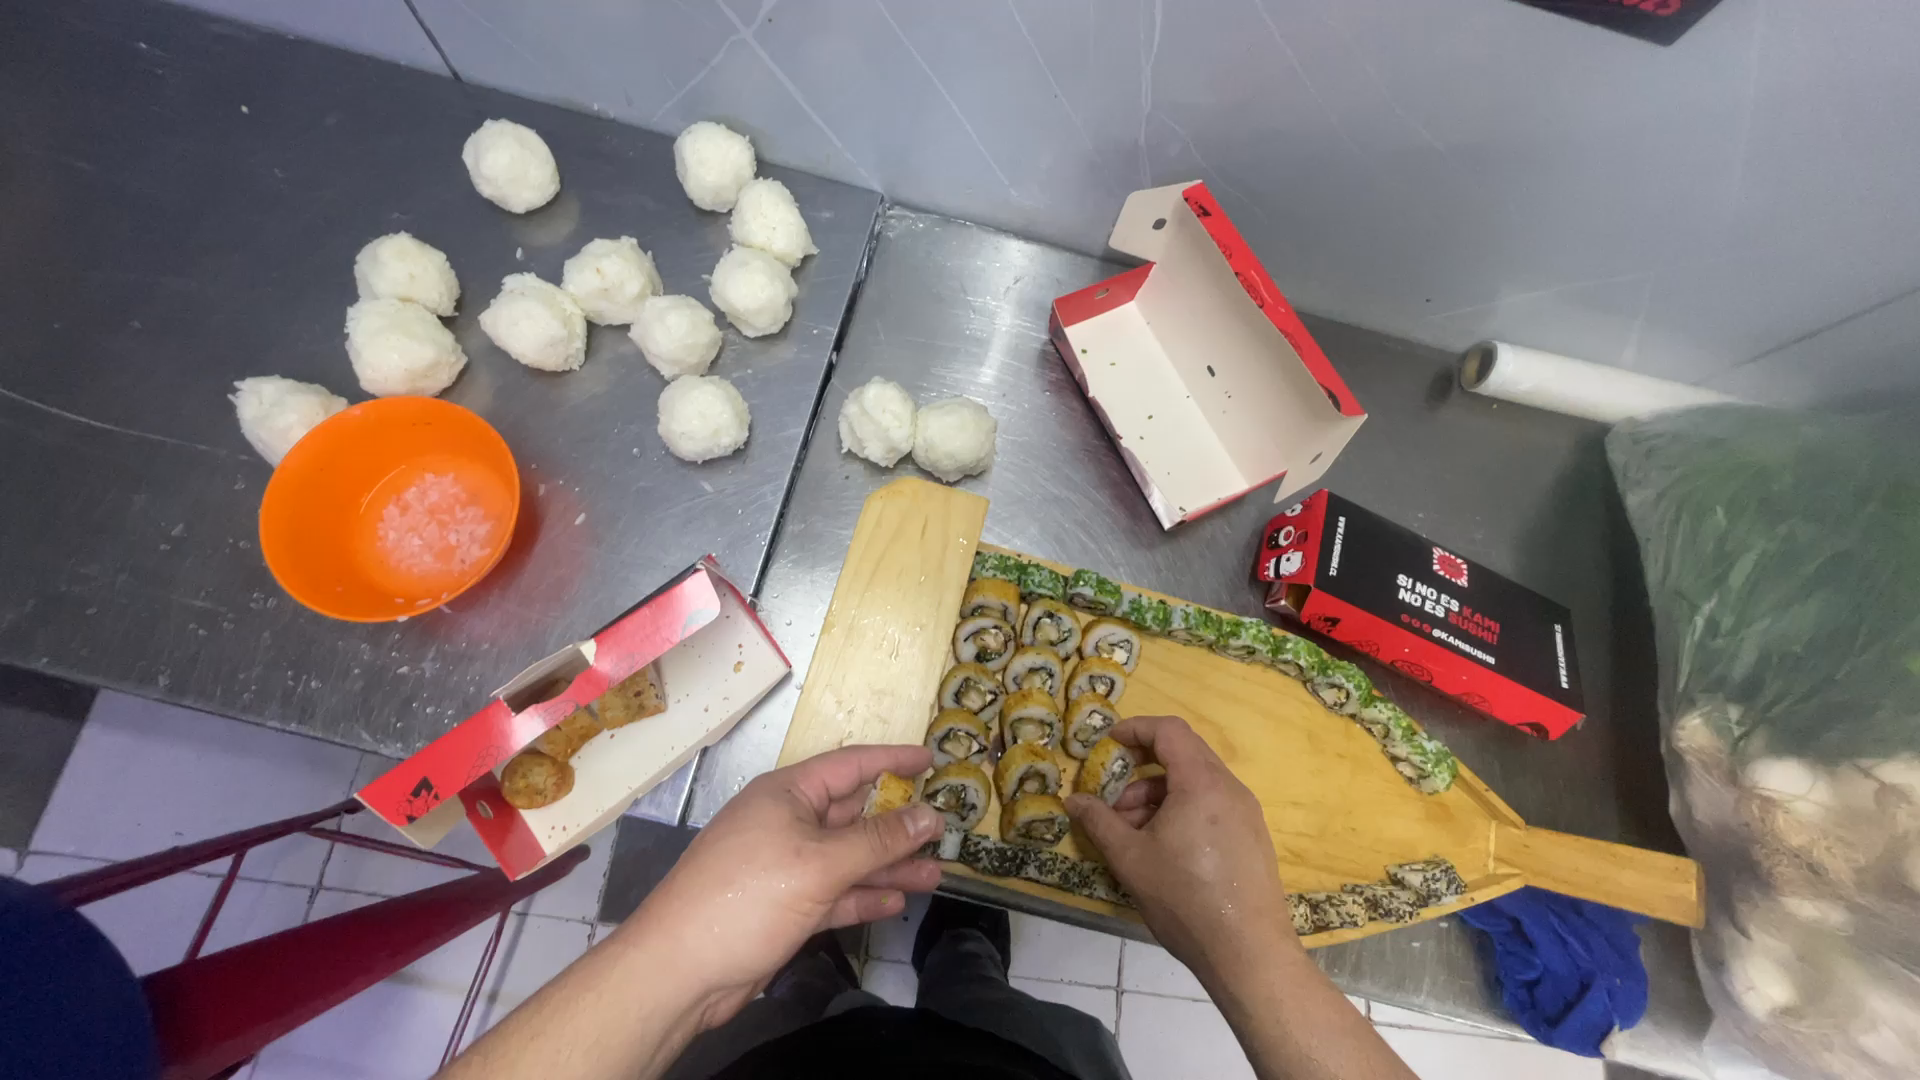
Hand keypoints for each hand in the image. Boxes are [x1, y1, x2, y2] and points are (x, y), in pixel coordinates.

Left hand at [626, 744, 943, 1029]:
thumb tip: (929, 816)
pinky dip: (863, 896)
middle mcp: (788, 822)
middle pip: (853, 814)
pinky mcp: (785, 905)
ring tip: (936, 872)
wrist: (679, 972)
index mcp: (789, 793)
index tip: (932, 759)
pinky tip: (896, 901)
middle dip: (898, 823)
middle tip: (944, 828)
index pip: (852, 765)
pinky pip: (834, 892)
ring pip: (849, 858)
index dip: (894, 760)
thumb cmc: (749, 896)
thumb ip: (879, 840)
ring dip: (889, 865)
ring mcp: (786, 866)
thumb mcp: (820, 863)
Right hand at [1066, 715, 1296, 979]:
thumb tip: (1072, 800)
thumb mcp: (1130, 858)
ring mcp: (1245, 812)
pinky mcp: (1251, 837)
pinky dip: (1181, 809)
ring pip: (1195, 782)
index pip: (1169, 730)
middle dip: (1142, 767)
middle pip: (1183, 753)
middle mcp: (1229, 788)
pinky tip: (1161, 846)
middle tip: (1114, 794)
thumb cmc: (1185, 898)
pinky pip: (1211, 804)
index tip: (1108, 744)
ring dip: (1158, 793)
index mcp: (1201, 782)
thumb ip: (1098, 821)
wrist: (1249, 955)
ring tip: (1130, 829)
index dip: (1135, 729)